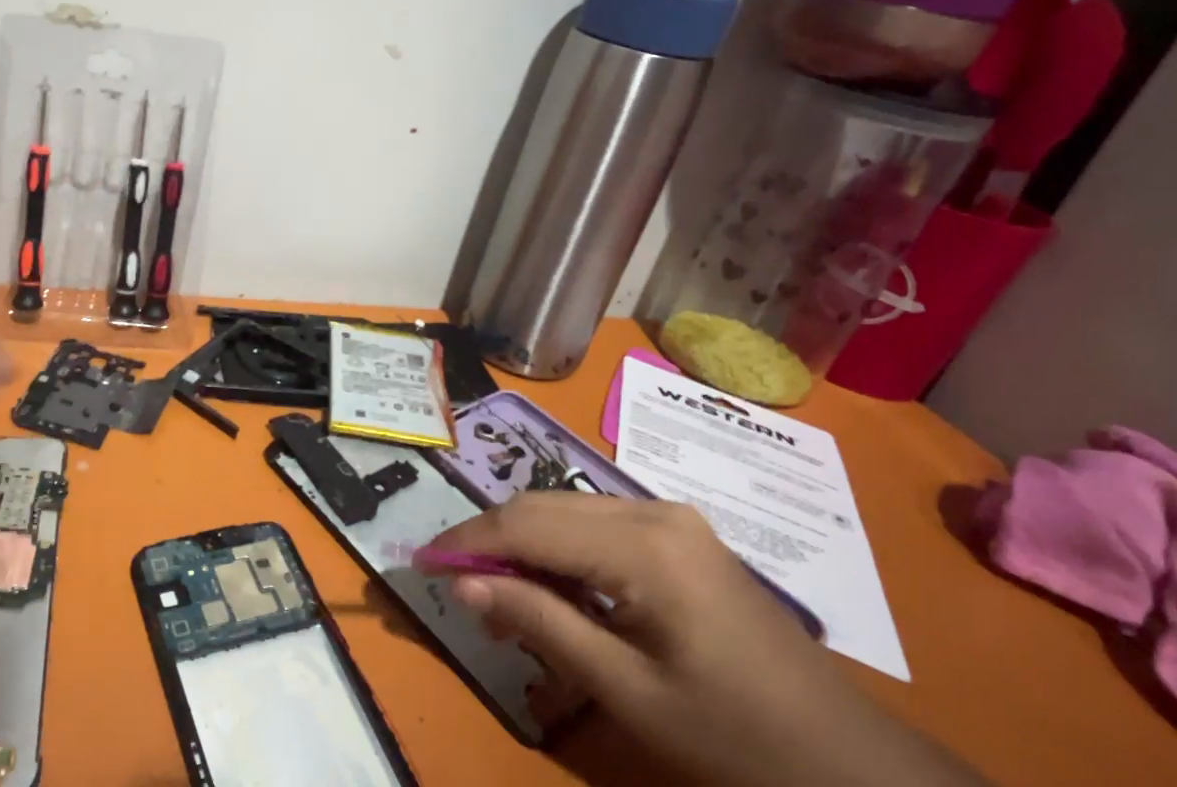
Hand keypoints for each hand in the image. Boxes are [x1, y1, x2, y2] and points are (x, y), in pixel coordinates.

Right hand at [425, 493, 985, 786]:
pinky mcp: (682, 538)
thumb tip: (462, 585)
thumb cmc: (732, 734)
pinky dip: (560, 551)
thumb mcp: (624, 689)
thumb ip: (538, 624)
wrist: (847, 761)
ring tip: (496, 597)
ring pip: (566, 511)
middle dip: (489, 540)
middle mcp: (653, 512)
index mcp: (642, 545)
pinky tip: (552, 593)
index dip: (465, 542)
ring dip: (522, 545)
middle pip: (542, 507)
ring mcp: (672, 521)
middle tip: (453, 587)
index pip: (525, 525)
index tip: (419, 564)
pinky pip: (598, 527)